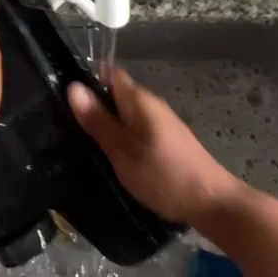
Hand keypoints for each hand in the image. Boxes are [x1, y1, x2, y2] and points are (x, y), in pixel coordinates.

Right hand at [67, 68, 249, 226]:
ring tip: (85, 143)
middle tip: (69, 125)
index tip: (66, 97)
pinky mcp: (168, 142)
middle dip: (95, 106)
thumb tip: (73, 86)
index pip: (110, 74)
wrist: (211, 203)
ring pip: (128, 115)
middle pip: (118, 95)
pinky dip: (124, 138)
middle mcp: (152, 105)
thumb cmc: (162, 174)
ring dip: (109, 125)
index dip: (88, 80)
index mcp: (139, 100)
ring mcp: (162, 124)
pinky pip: (138, 130)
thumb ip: (97, 120)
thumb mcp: (121, 150)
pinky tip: (114, 157)